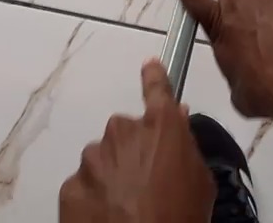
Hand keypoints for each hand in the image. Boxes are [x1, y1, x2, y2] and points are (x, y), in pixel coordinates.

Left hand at [59, 60, 212, 222]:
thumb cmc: (181, 218)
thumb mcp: (201, 183)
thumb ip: (188, 146)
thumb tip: (179, 119)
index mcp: (160, 126)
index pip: (157, 87)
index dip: (154, 76)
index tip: (150, 65)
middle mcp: (123, 131)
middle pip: (126, 133)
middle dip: (133, 151)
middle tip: (144, 183)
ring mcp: (93, 158)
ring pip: (102, 159)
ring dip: (111, 175)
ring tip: (124, 206)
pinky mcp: (71, 186)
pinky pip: (83, 185)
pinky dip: (92, 199)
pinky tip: (105, 217)